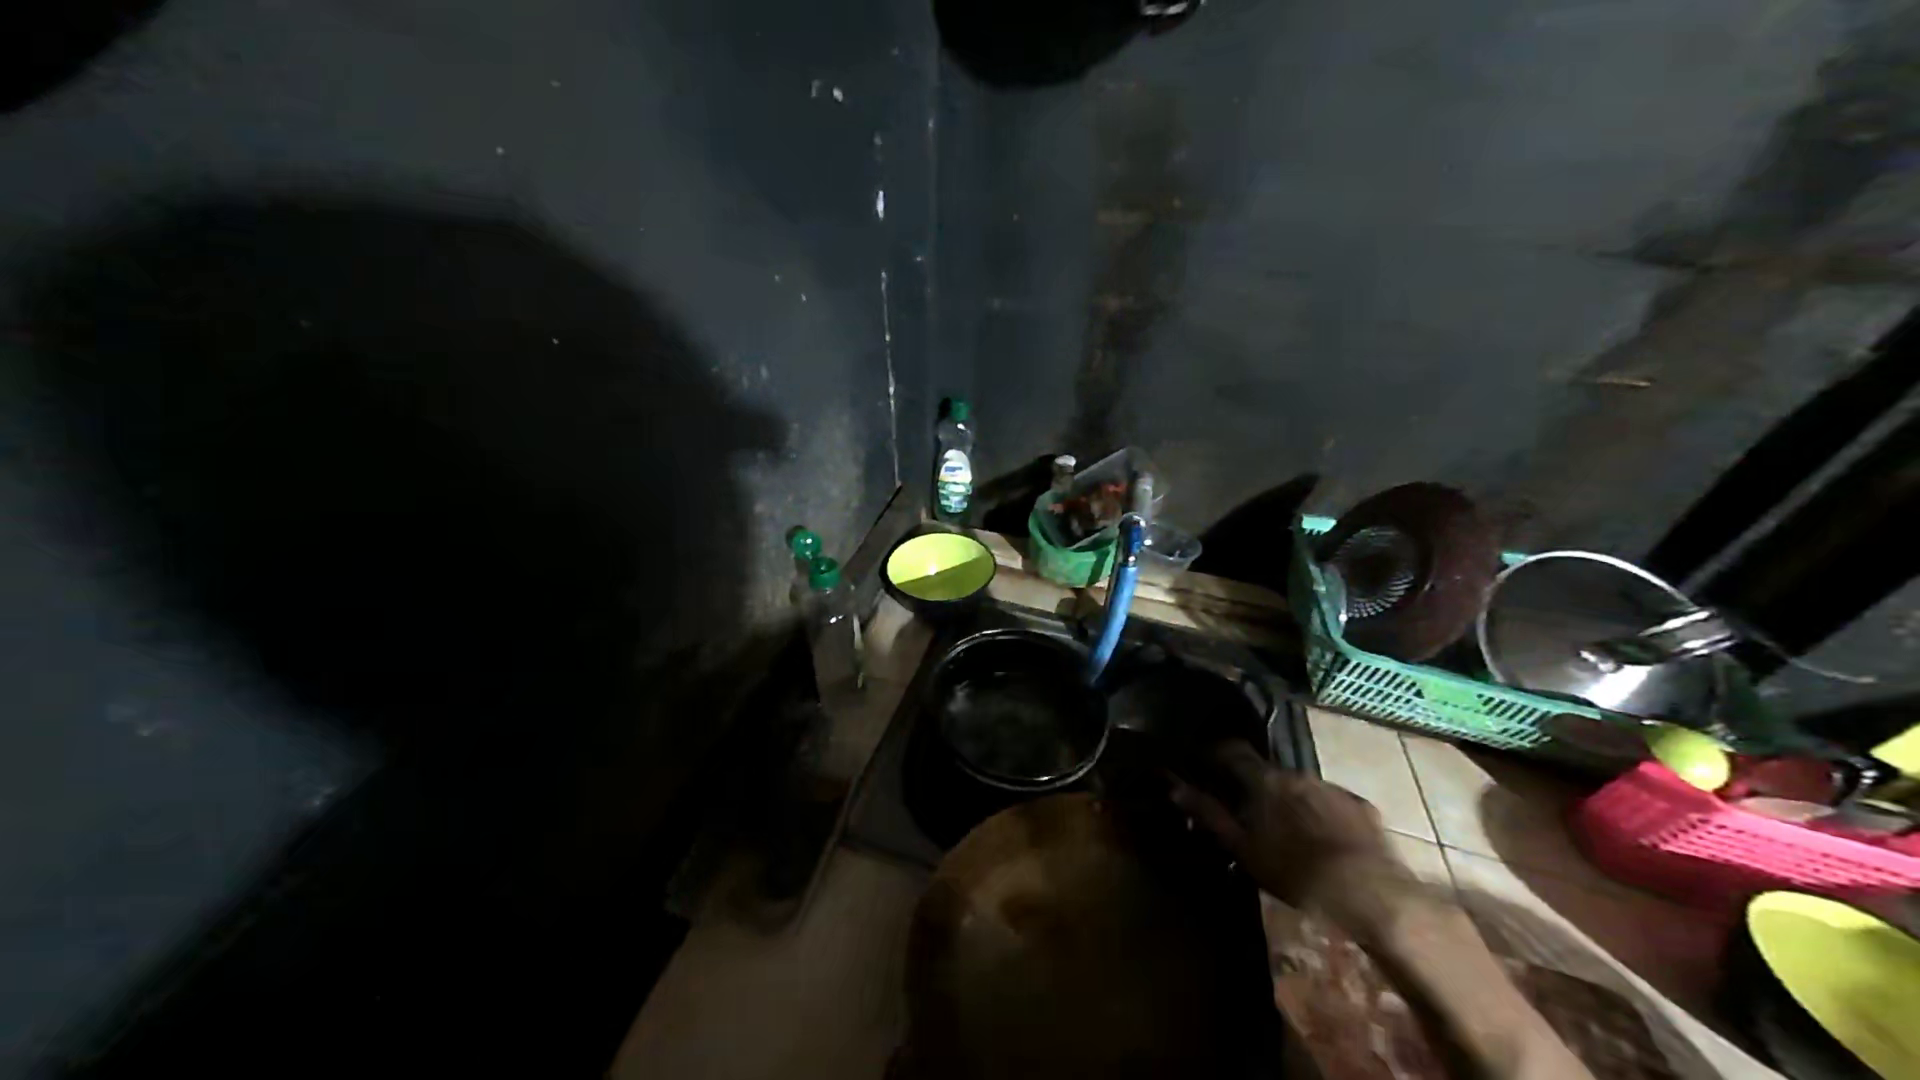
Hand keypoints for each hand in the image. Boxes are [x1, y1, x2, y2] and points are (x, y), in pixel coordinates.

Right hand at [1170, 741, 1414, 926]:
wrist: (1369, 892)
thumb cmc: (1294, 871)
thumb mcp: (1242, 847)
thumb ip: (1207, 813)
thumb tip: (1173, 786)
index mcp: (1263, 779)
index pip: (1230, 750)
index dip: (1215, 755)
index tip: (1204, 766)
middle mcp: (1296, 772)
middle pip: (1266, 771)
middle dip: (1255, 785)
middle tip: (1249, 812)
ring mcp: (1332, 787)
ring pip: (1300, 787)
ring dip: (1289, 800)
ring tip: (1288, 830)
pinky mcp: (1360, 806)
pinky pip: (1331, 803)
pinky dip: (1321, 814)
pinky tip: (1323, 839)